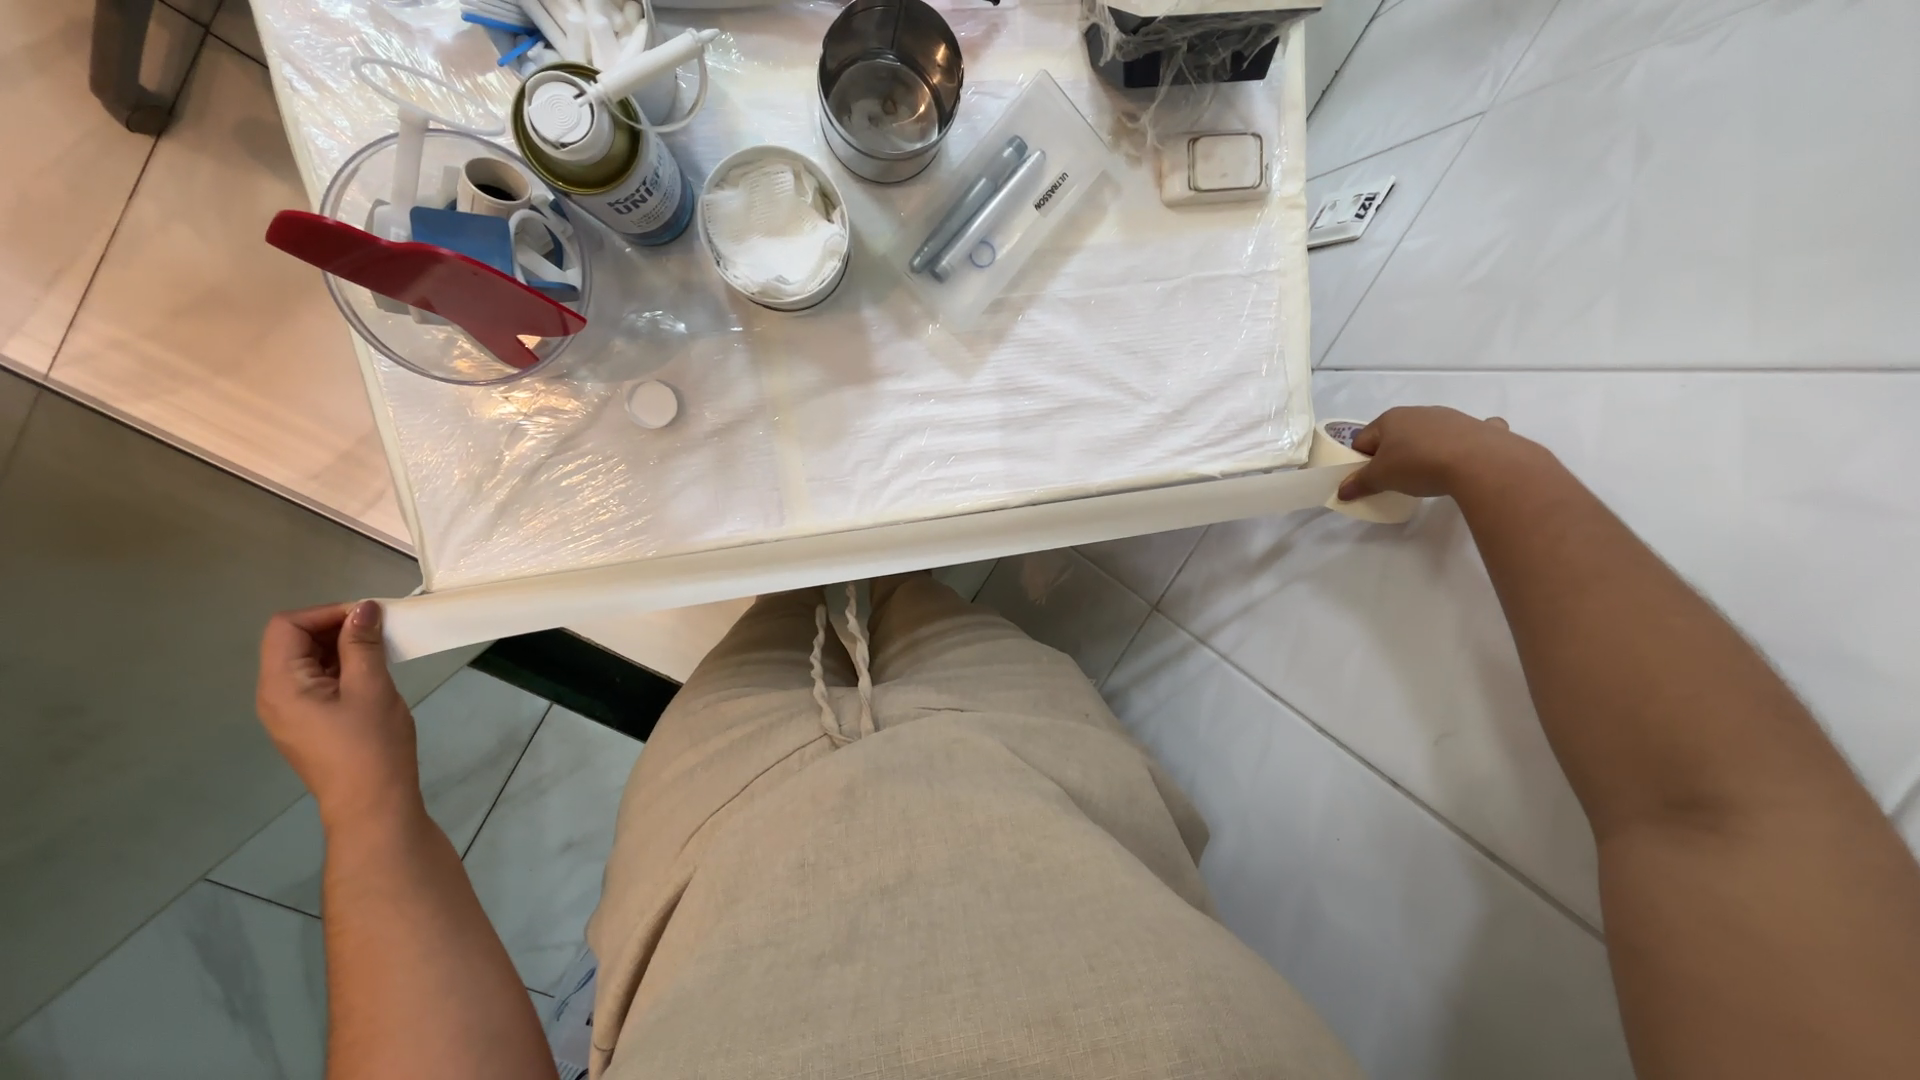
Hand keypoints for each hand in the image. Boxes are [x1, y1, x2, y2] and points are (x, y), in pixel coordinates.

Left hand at [256, 601, 421, 827]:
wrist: (371, 802)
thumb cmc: (371, 744)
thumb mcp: (371, 688)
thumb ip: (362, 644)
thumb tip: (363, 609)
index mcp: (281, 685)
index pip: (287, 626)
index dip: (326, 613)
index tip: (370, 618)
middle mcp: (274, 695)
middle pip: (292, 641)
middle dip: (335, 628)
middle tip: (380, 632)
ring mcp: (289, 711)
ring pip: (306, 660)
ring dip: (341, 647)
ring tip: (380, 651)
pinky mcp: (307, 722)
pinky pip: (315, 680)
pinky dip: (341, 667)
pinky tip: (371, 674)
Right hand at [1336, 406, 1532, 501]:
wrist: (1480, 462)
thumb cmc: (1419, 465)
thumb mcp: (1381, 478)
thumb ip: (1359, 483)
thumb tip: (1341, 492)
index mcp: (1390, 419)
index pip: (1363, 440)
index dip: (1362, 461)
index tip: (1371, 479)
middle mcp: (1418, 412)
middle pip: (1395, 436)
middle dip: (1393, 455)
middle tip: (1397, 479)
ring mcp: (1451, 417)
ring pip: (1428, 434)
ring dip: (1424, 449)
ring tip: (1429, 474)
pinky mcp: (1478, 427)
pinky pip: (1466, 432)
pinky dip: (1464, 442)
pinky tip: (1467, 456)